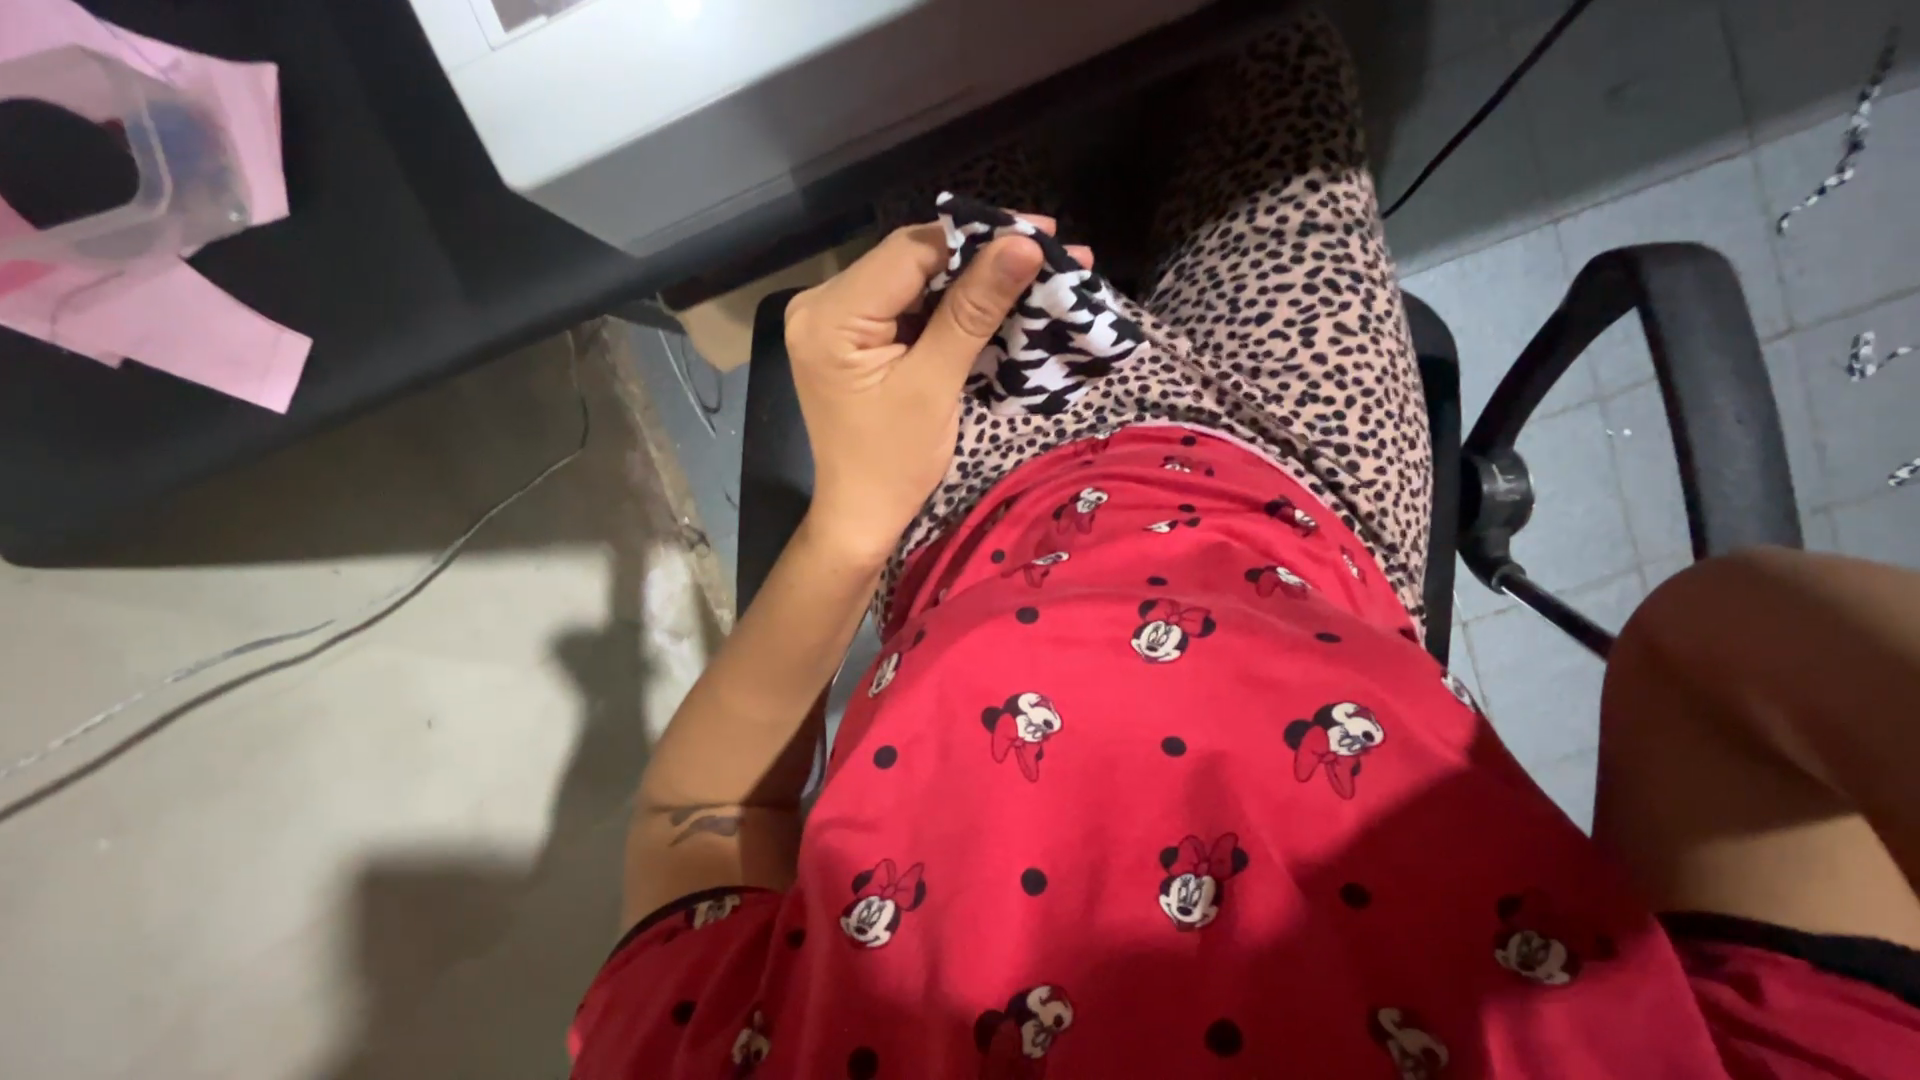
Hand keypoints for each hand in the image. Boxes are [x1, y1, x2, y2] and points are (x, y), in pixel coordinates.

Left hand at [783, 215, 1090, 563]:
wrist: (861, 515)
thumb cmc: (894, 464)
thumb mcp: (935, 385)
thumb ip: (974, 310)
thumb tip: (1023, 245)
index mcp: (829, 316)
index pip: (910, 251)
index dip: (978, 236)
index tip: (1042, 233)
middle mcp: (821, 304)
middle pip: (912, 259)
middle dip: (980, 254)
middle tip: (1049, 248)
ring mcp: (834, 318)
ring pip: (914, 278)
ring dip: (971, 276)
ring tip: (1034, 268)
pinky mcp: (852, 334)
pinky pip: (907, 303)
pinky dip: (950, 303)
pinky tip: (994, 294)